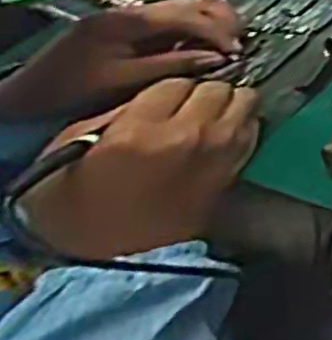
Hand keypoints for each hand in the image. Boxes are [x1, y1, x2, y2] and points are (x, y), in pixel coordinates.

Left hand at [0, 0, 243, 120]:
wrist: (22, 99)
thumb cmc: (70, 92)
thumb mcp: (123, 81)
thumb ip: (174, 65)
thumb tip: (220, 58)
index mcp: (127, 21)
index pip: (192, 16)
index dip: (221, 33)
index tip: (237, 53)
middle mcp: (132, 10)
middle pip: (198, 4)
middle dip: (225, 24)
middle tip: (234, 48)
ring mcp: (132, 14)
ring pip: (194, 7)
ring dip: (215, 25)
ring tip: (222, 48)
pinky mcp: (133, 23)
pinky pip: (180, 18)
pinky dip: (199, 29)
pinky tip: (201, 46)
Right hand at [18, 78, 259, 259]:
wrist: (121, 254)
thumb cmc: (81, 212)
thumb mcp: (67, 158)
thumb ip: (107, 119)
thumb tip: (148, 101)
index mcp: (139, 132)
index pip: (172, 85)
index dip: (164, 93)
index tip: (157, 105)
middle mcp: (190, 132)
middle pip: (216, 87)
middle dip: (200, 95)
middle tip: (184, 112)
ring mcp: (225, 144)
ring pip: (246, 97)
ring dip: (228, 104)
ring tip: (208, 119)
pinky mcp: (245, 157)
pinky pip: (256, 121)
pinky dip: (243, 121)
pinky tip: (221, 134)